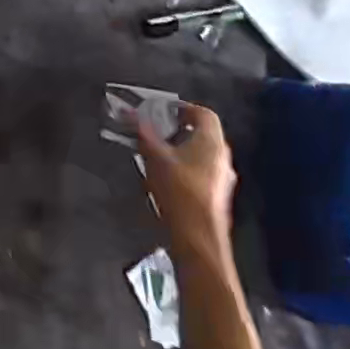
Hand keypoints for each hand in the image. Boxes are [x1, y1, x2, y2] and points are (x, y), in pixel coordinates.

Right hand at [138, 102, 235, 254]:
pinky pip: (202, 172)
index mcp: (212, 142)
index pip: (204, 114)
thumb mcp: (154, 156)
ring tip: (156, 154)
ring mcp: (222, 179)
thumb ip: (142, 132)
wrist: (199, 240)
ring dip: (181, 150)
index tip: (162, 112)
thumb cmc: (179, 190)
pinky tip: (166, 178)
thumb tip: (126, 111)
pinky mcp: (217, 198)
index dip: (183, 108)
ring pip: (202, 154)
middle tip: (155, 131)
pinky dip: (185, 168)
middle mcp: (222, 158)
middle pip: (203, 133)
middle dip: (178, 129)